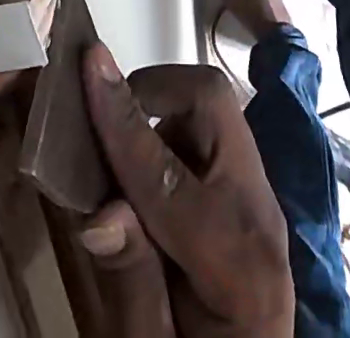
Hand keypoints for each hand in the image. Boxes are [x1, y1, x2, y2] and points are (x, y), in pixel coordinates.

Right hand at [79, 45, 293, 337]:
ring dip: (156, 112)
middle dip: (151, 92)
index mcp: (238, 267)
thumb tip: (98, 213)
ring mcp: (260, 194)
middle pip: (211, 103)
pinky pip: (206, 129)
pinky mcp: (250, 185)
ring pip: (208, 107)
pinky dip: (165, 130)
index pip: (167, 177)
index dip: (121, 120)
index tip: (89, 66)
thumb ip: (130, 284)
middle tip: (100, 122)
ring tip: (115, 157)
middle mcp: (259, 214)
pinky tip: (139, 174)